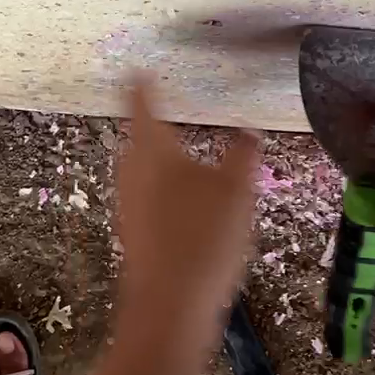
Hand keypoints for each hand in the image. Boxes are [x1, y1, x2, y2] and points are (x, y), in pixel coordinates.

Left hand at [115, 76, 261, 343]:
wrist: (169, 307)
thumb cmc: (202, 236)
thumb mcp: (236, 189)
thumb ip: (243, 153)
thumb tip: (247, 131)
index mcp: (150, 146)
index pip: (140, 100)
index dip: (141, 81)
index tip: (139, 67)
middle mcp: (130, 168)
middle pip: (138, 135)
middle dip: (152, 122)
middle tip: (165, 107)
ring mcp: (126, 201)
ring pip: (142, 167)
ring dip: (161, 159)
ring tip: (184, 156)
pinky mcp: (132, 230)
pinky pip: (147, 196)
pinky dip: (164, 190)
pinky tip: (186, 206)